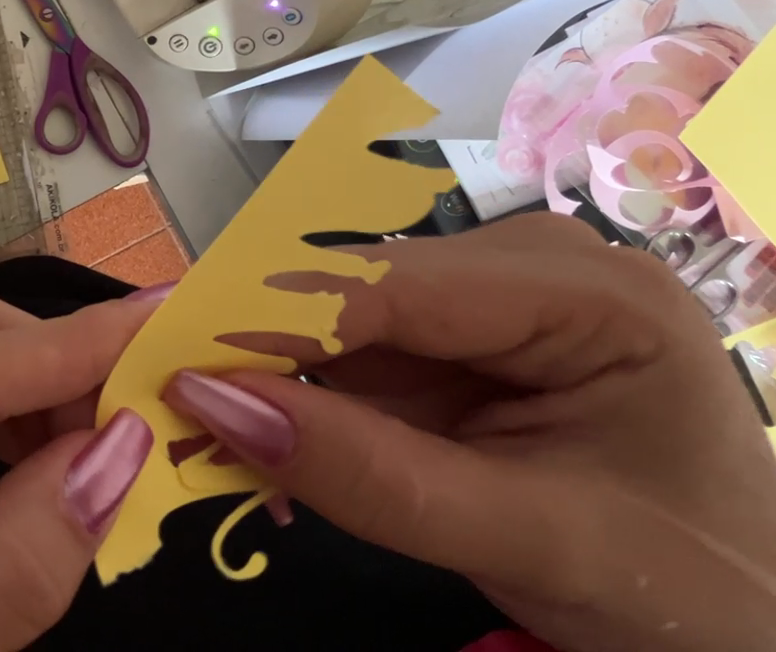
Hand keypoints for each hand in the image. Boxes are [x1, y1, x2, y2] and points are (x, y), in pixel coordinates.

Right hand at [162, 214, 775, 651]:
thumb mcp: (532, 544)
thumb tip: (202, 398)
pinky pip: (334, 349)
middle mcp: (522, 265)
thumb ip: (369, 476)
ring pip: (323, 318)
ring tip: (195, 423)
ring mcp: (476, 295)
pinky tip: (253, 429)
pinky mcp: (440, 333)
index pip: (384, 287)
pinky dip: (285, 391)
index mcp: (587, 292)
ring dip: (258, 372)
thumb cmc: (687, 594)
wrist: (736, 626)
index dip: (264, 321)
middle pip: (343, 293)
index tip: (163, 361)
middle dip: (253, 351)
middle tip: (165, 403)